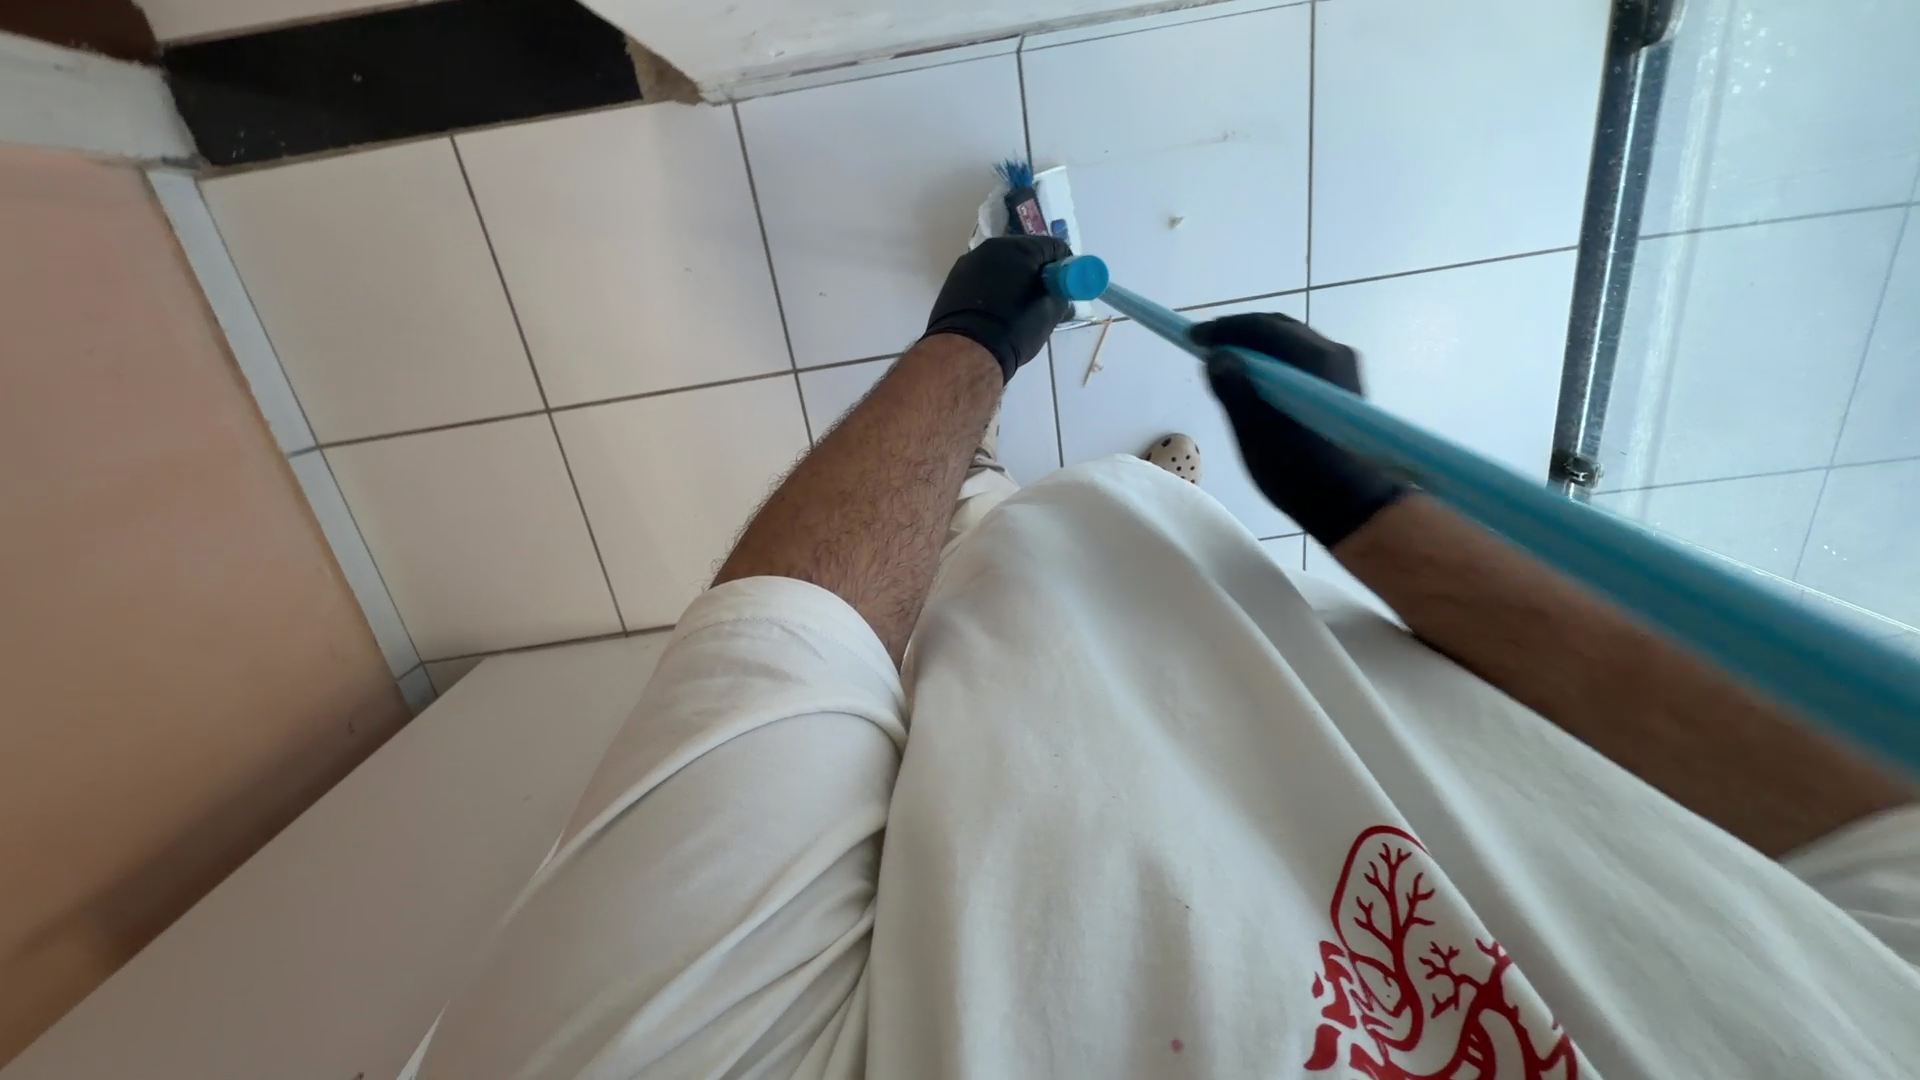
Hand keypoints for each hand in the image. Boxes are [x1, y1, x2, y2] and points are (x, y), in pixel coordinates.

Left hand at [923, 235, 1072, 381]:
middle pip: (1024, 254)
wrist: (967, 352)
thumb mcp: (1050, 313)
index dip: (1064, 267)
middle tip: (1041, 299)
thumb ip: (1060, 292)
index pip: (1054, 247)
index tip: (1065, 287)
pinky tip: (994, 312)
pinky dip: (991, 289)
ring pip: (1000, 266)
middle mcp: (991, 246)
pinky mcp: (953, 281)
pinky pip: (981, 279)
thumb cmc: (1015, 329)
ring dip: (1012, 280)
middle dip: (1036, 273)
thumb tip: (1058, 289)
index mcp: (1020, 247)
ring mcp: (968, 262)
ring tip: (1014, 308)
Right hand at [1191, 313, 1403, 545]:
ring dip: (1255, 348)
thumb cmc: (1297, 469)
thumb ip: (1234, 389)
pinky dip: (1272, 363)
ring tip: (1226, 362)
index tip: (1192, 336)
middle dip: (1240, 334)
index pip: (1263, 328)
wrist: (1348, 503)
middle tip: (1206, 344)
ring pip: (1291, 345)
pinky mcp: (1341, 388)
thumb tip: (1216, 357)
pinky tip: (1253, 380)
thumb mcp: (1254, 431)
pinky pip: (1300, 362)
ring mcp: (1342, 370)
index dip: (1224, 329)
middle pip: (1280, 330)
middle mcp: (1334, 354)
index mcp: (1314, 360)